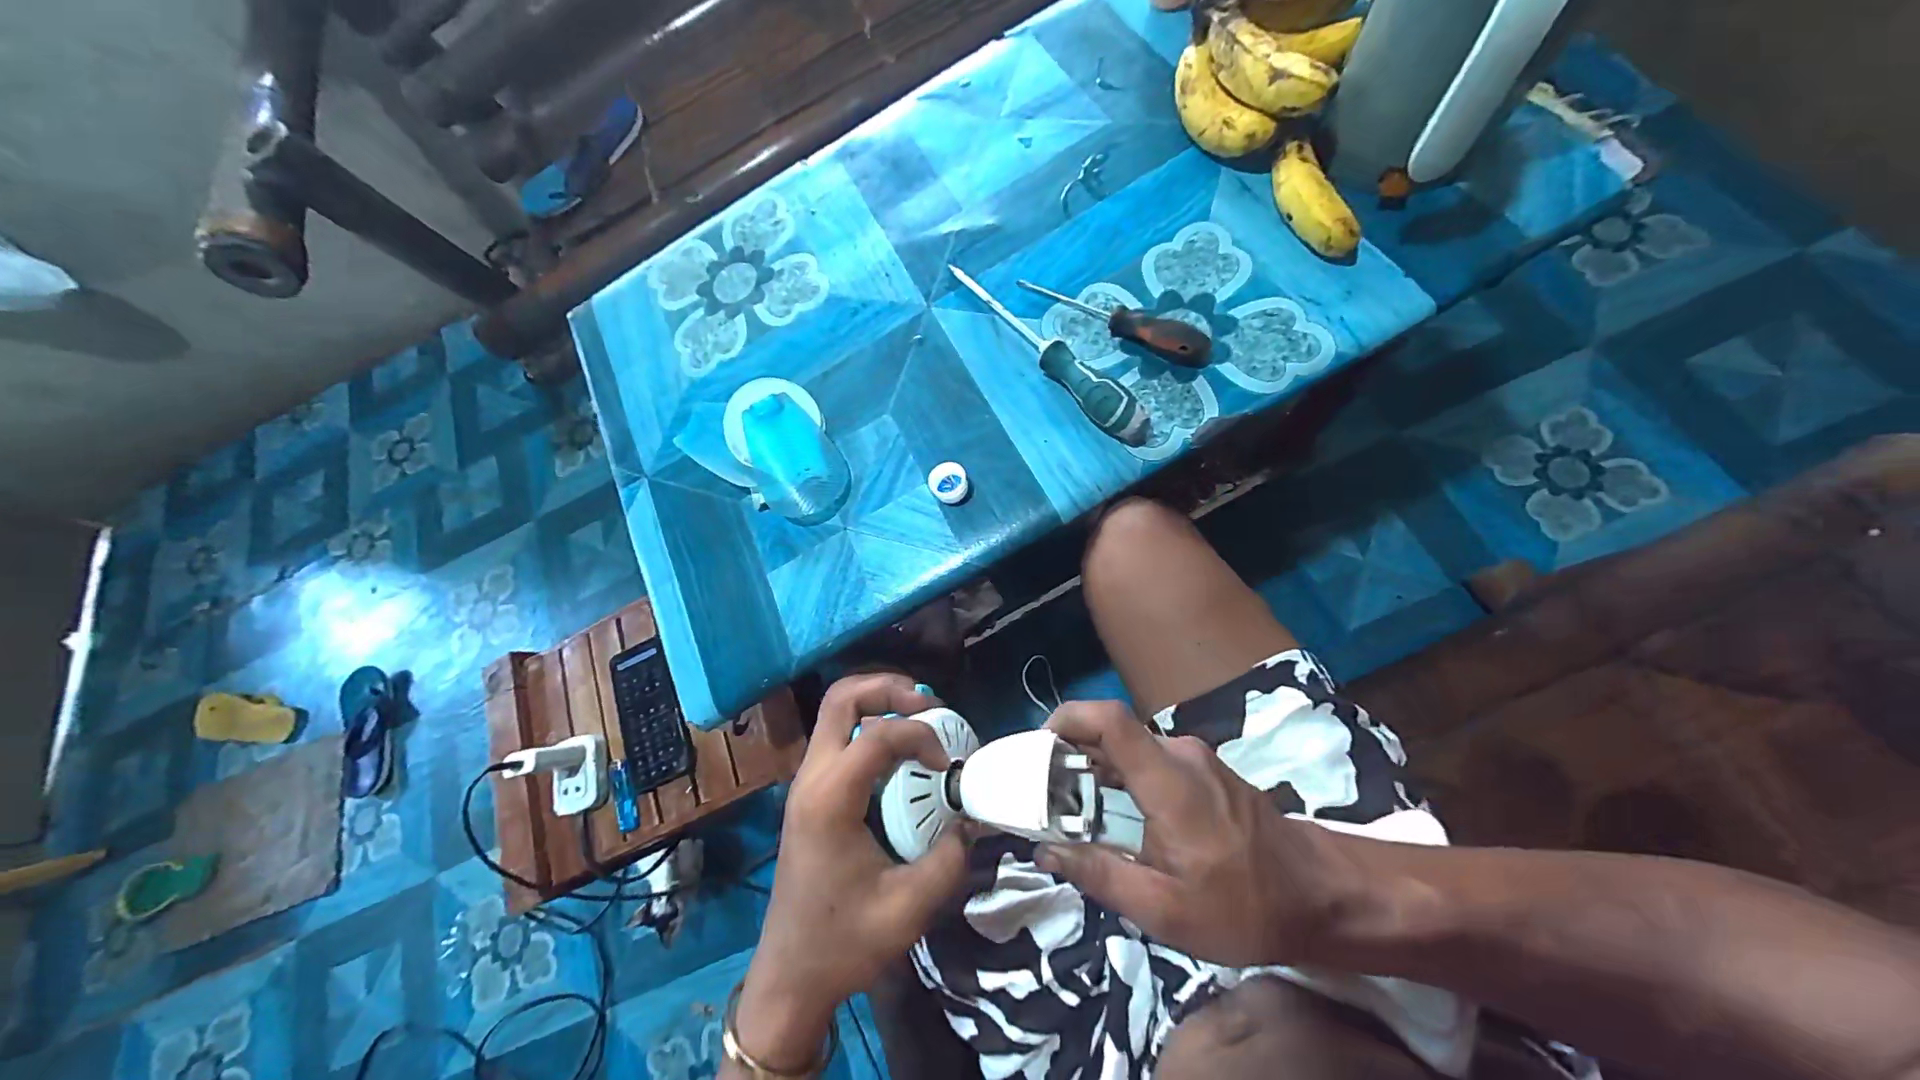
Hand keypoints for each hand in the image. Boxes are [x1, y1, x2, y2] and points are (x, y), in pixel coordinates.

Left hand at [734, 674, 970, 1070]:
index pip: (876, 735)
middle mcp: (810, 779)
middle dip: (888, 688)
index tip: (947, 763)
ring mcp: (804, 783)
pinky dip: (869, 726)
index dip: (920, 736)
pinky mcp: (809, 794)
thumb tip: (975, 819)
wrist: (790, 976)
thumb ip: (950, 859)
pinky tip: (899, 751)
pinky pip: (836, 737)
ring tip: (919, 717)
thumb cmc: (843, 943)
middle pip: (840, 698)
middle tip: (929, 705)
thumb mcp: (908, 909)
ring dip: (877, 702)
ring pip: (834, 711)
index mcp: (829, 799)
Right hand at [1035, 701, 1363, 967]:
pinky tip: (1114, 816)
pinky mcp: (1204, 770)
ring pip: (1129, 748)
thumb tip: (1046, 852)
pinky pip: (1149, 761)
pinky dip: (1120, 778)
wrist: (1323, 896)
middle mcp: (1180, 754)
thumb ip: (1100, 875)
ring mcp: (1195, 759)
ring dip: (1094, 770)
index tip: (1037, 747)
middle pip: (1111, 733)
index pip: (1109, 719)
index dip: (1066, 719)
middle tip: (1043, 795)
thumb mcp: (1165, 911)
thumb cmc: (1245, 906)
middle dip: (1069, 755)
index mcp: (1168, 781)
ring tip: (1072, 811)